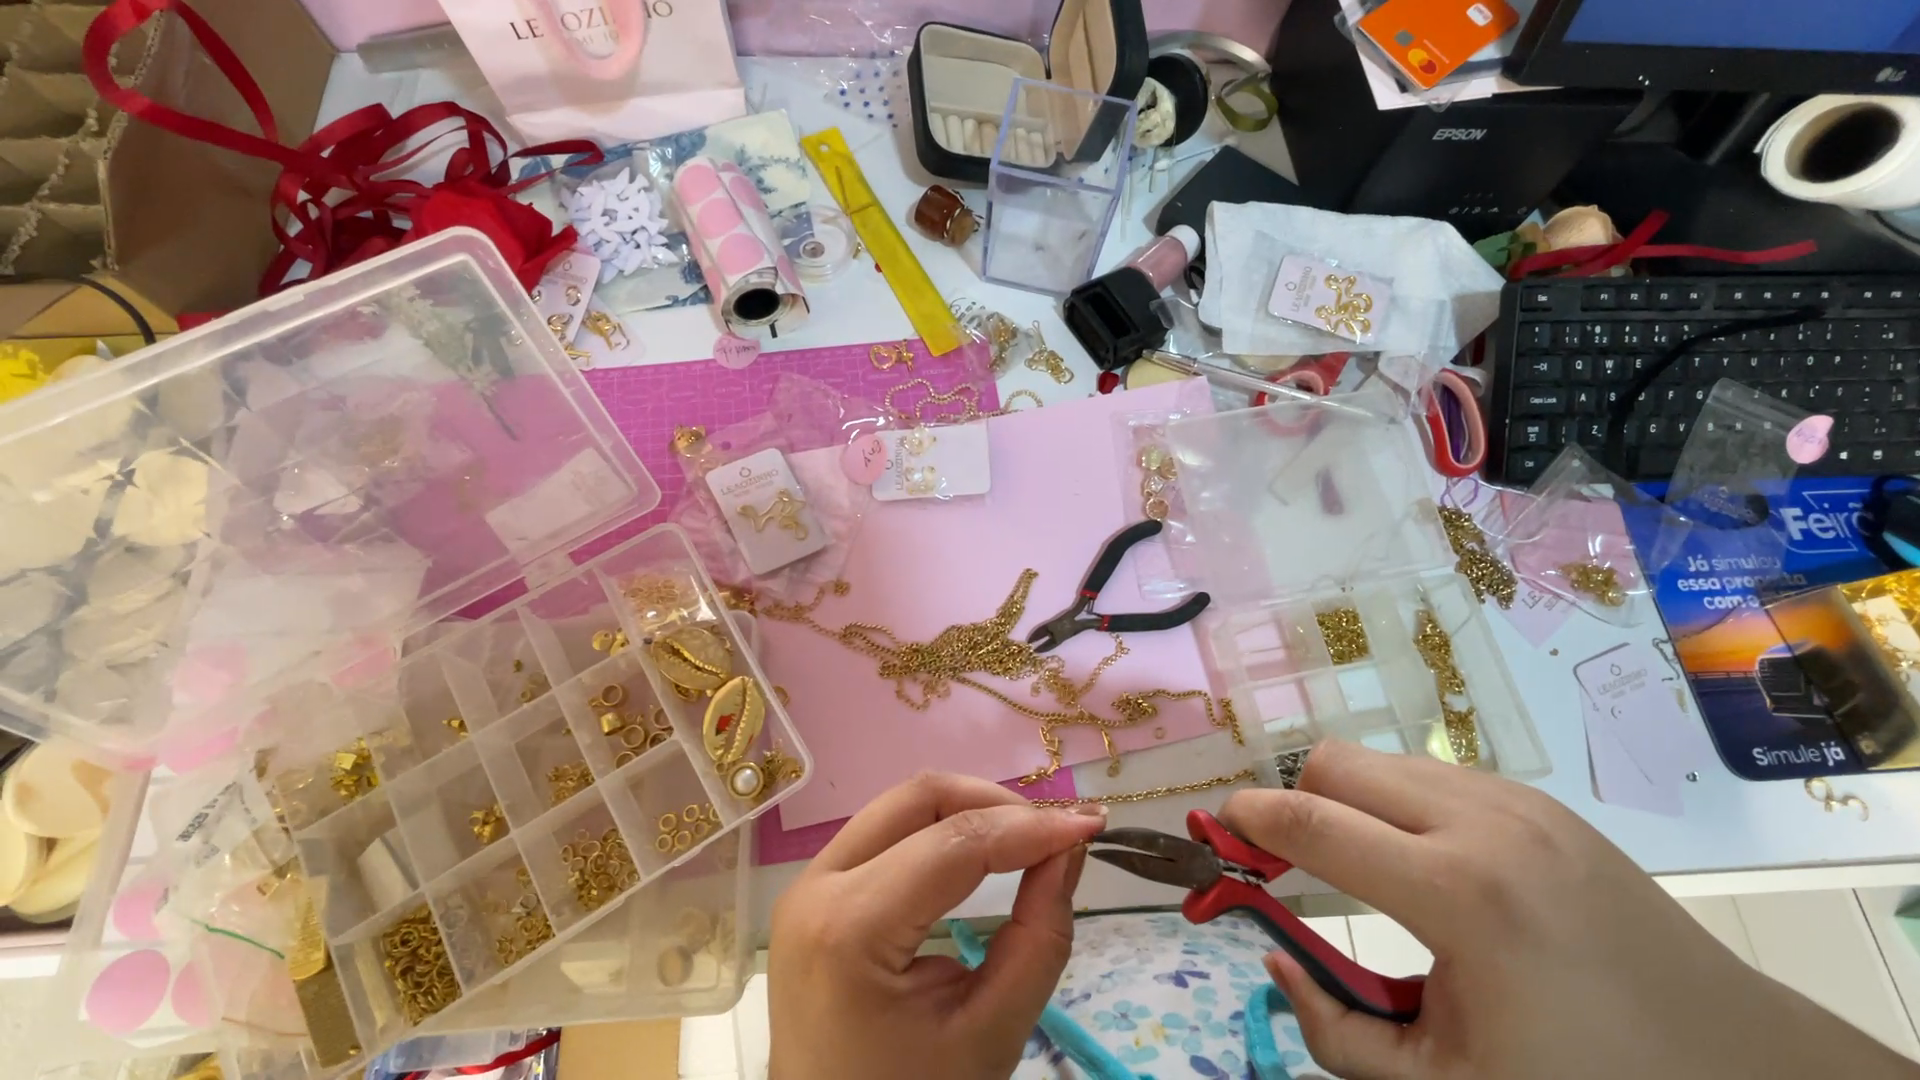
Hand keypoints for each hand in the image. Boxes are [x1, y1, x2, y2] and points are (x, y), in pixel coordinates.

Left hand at [769, 772, 1106, 1079]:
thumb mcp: (988, 1035)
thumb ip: (1039, 938)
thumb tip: (1069, 849)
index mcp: (849, 928)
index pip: (954, 844)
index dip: (1029, 827)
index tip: (1090, 826)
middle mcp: (816, 886)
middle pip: (917, 799)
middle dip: (995, 803)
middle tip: (1053, 832)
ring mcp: (807, 884)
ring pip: (898, 807)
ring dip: (967, 811)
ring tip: (1025, 840)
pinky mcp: (812, 890)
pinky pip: (882, 833)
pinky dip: (937, 829)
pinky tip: (978, 851)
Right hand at [1221, 741, 1916, 1079]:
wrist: (1736, 1062)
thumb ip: (1331, 1029)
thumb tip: (1274, 953)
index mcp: (1456, 894)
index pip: (1312, 822)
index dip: (1249, 819)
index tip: (1217, 831)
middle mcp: (1480, 822)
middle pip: (1336, 763)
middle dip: (1292, 801)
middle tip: (1284, 859)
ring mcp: (1516, 801)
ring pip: (1381, 763)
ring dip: (1345, 802)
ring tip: (1356, 866)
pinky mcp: (1538, 801)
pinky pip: (1430, 776)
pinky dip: (1395, 806)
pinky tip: (1420, 864)